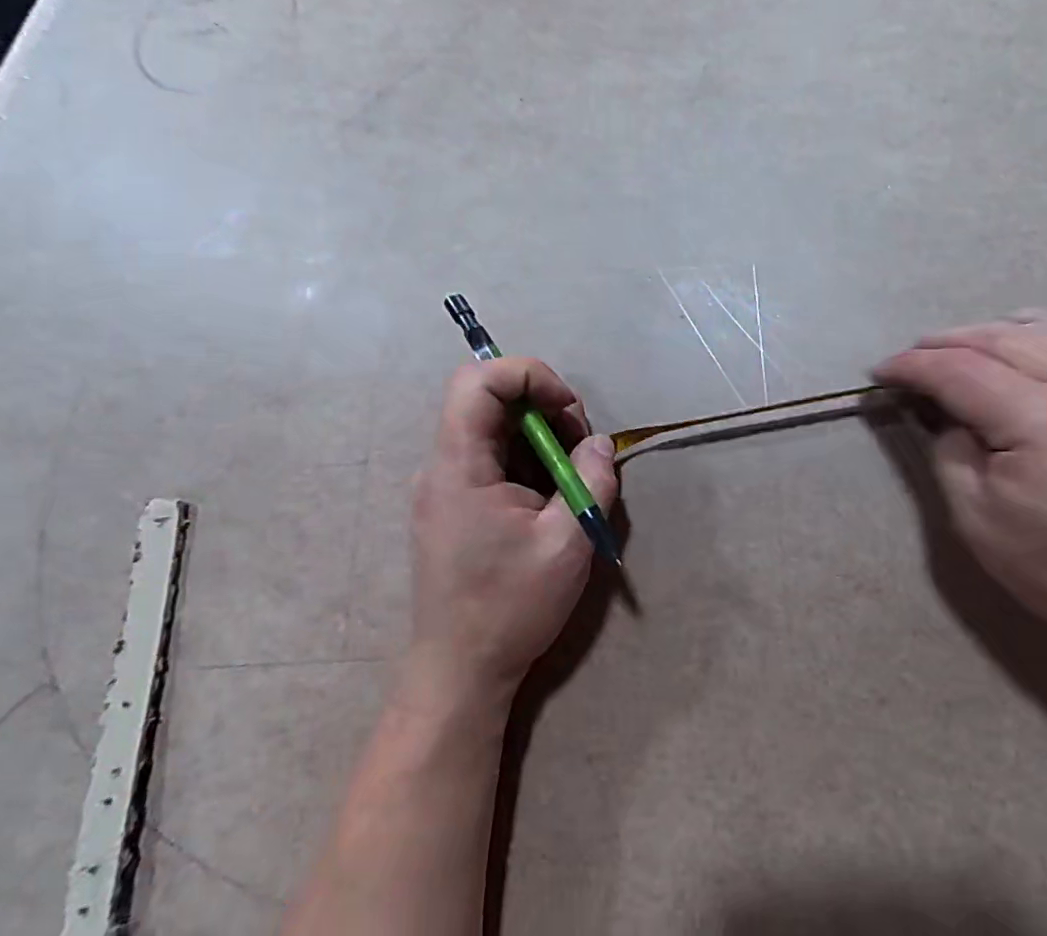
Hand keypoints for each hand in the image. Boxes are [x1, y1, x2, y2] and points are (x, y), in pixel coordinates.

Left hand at [408, 358, 618, 700]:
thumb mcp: (568, 543)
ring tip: (575, 481)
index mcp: (459, 467)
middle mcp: (444, 466)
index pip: (479, 381)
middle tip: (584, 452)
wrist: (460, 670)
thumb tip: (601, 444)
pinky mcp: (458, 506)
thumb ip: (591, 482)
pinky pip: (495, 461)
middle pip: (491, 401)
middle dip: (547, 411)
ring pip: (496, 431)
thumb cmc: (511, 607)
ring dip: (543, 441)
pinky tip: (554, 500)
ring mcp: (448, 487)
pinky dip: (531, 465)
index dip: (530, 376)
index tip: (570, 412)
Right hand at [873, 311, 1046, 684]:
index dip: (914, 365)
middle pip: (1003, 338)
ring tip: (957, 346)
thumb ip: (951, 455)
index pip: (962, 371)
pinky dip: (1043, 333)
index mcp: (1046, 424)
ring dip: (991, 331)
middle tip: (911, 356)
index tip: (881, 371)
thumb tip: (941, 412)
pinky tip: (1023, 342)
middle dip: (946, 341)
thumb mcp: (982, 525)